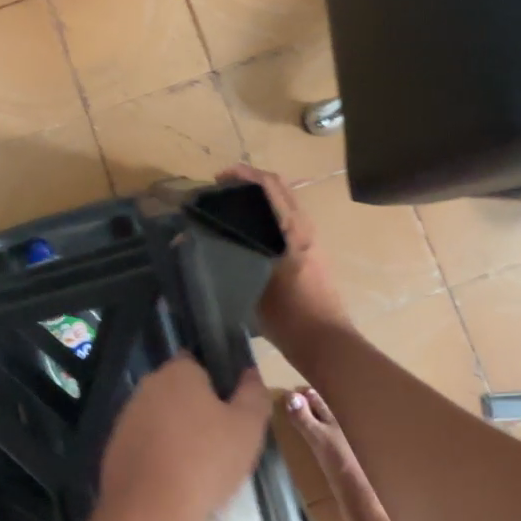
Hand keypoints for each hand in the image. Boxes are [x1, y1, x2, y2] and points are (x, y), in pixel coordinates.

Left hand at [97, 355, 271, 520]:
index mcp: (178, 371)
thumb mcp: (247, 428)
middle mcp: (148, 385)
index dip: (215, 384)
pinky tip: (171, 480)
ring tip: (195, 467)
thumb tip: (251, 371)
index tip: (229, 411)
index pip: (197, 364)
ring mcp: (127, 416)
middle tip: (217, 442)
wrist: (149, 510)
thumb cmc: (205, 461)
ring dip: (174, 433)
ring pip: (159, 418)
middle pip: (177, 391)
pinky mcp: (115, 447)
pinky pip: (144, 444)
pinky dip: (156, 456)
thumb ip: (253, 394)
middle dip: (195, 410)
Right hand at [219, 165, 350, 354]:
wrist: (328, 346)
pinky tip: (250, 233)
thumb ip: (229, 261)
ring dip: (262, 197)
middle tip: (224, 189)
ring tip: (233, 208)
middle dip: (252, 182)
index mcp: (294, 231)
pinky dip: (270, 214)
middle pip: (281, 189)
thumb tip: (193, 245)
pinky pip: (289, 220)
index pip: (270, 185)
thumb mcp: (253, 289)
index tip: (219, 178)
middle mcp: (306, 228)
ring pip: (286, 204)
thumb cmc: (291, 319)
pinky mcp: (313, 255)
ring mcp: (312, 241)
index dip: (244, 174)